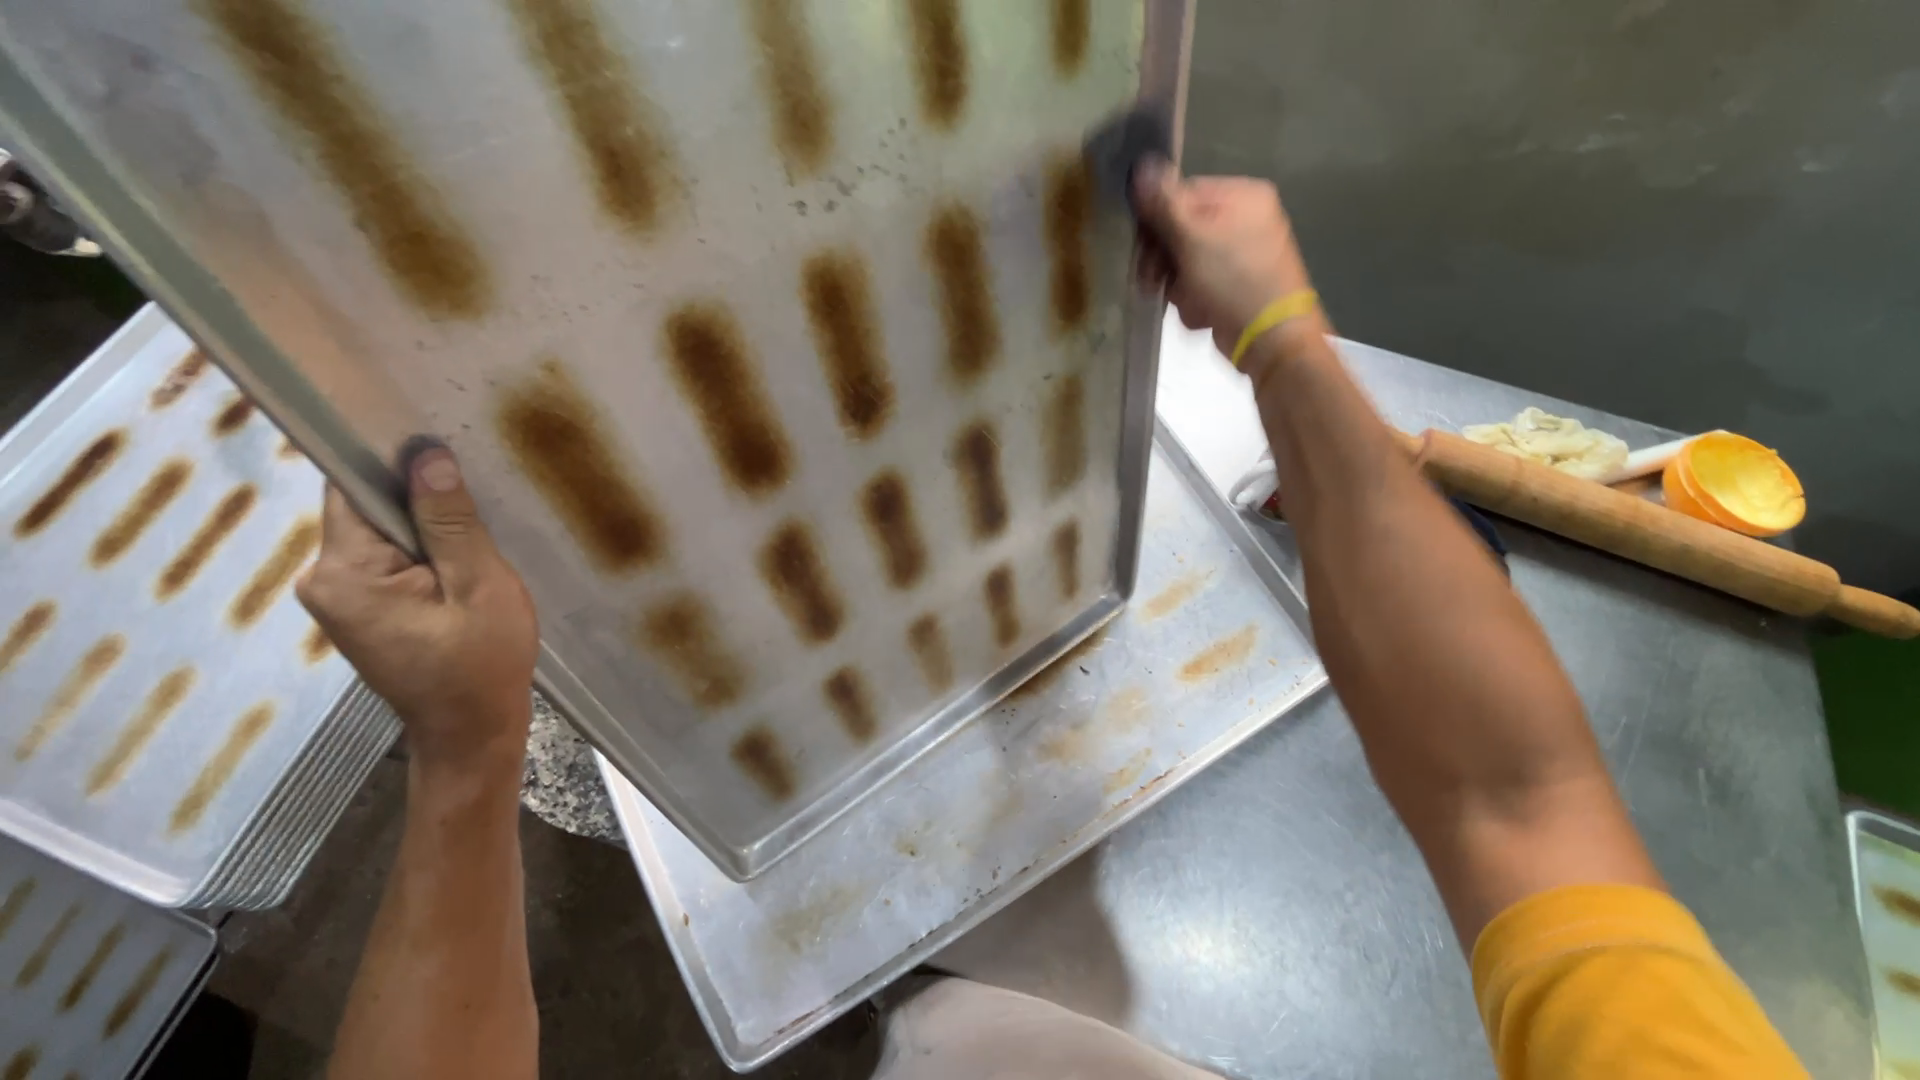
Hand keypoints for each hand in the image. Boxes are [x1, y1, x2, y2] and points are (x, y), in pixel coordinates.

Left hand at [297, 446, 538, 772]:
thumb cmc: (482, 664)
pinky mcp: (359, 609)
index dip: (395, 460)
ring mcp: (338, 597)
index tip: (442, 444)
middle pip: (367, 507)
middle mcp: (323, 579)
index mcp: (346, 572)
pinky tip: (461, 560)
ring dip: (427, 527)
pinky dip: (423, 552)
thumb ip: (451, 523)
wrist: (471, 733)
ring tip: (477, 528)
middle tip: (477, 491)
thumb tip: (427, 455)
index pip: (354, 486)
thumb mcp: (480, 587)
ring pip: (381, 532)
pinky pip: (387, 558)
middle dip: (420, 498)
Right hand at [1132, 160, 1318, 359]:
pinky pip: (1201, 284)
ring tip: (1188, 302)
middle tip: (1154, 283)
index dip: (1157, 223)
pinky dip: (1195, 300)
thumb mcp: (1193, 237)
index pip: (1182, 194)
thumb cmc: (1233, 280)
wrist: (1270, 337)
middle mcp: (1245, 218)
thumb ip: (1164, 203)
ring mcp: (1243, 253)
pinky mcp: (1238, 284)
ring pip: (1187, 262)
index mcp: (1243, 195)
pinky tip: (1201, 313)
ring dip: (1179, 286)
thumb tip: (1142, 165)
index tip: (1142, 251)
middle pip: (1182, 230)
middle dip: (1167, 261)